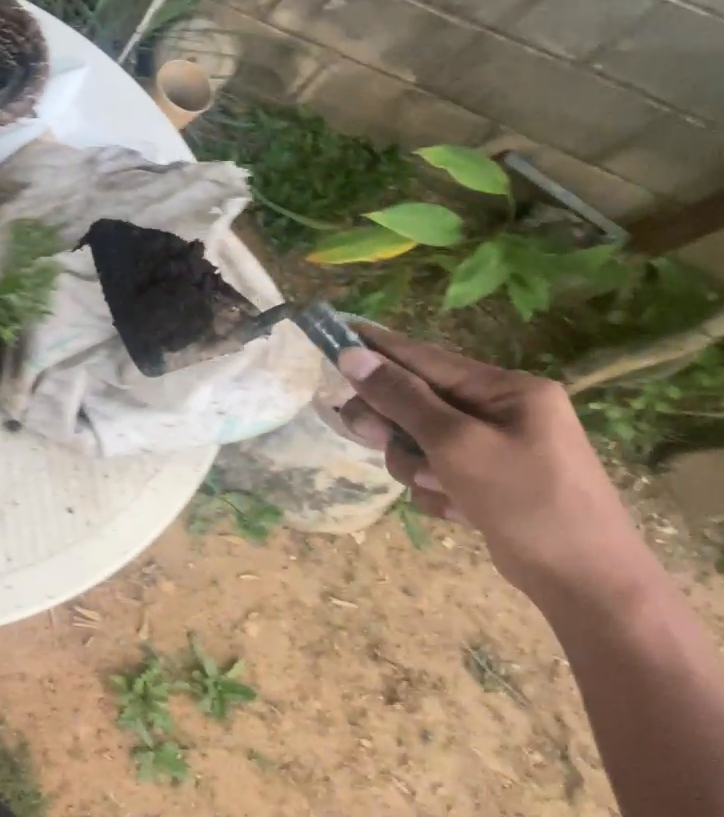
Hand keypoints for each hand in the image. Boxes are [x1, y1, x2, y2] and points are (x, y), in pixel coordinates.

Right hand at [336, 326, 649, 605]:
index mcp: (508, 389)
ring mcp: (497, 446)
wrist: (585, 581)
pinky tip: (454, 508)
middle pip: (414, 399)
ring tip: (434, 487)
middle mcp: (503, 410)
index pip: (424, 356)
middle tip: (370, 438)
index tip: (330, 334)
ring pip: (418, 438)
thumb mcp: (455, 443)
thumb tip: (351, 355)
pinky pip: (434, 468)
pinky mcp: (488, 478)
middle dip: (391, 423)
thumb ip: (401, 397)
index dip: (375, 347)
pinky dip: (432, 487)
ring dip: (412, 463)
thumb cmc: (526, 500)